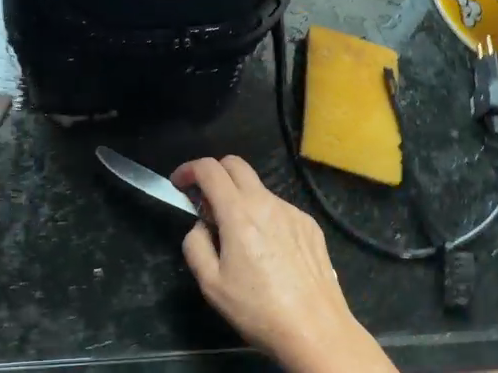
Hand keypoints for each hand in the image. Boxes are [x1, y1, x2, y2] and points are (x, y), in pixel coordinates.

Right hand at [172, 156, 393, 372]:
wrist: (318, 333)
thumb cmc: (260, 310)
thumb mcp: (212, 285)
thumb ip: (195, 245)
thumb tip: (200, 226)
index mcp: (238, 213)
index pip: (209, 169)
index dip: (188, 170)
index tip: (179, 184)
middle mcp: (266, 202)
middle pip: (235, 164)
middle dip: (214, 173)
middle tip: (206, 203)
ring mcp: (291, 211)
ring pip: (258, 188)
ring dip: (241, 199)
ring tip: (241, 239)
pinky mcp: (310, 225)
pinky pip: (279, 209)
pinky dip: (265, 217)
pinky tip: (271, 252)